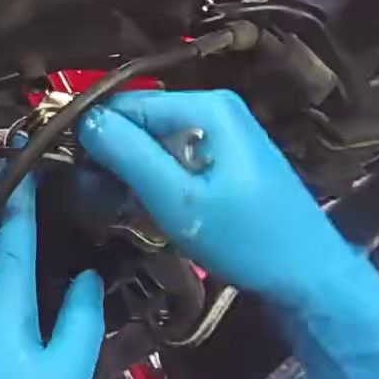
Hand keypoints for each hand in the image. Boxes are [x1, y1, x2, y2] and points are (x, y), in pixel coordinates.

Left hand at [0, 173, 103, 378]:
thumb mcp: (62, 378)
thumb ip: (80, 319)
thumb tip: (85, 277)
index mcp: (0, 286)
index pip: (12, 215)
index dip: (24, 177)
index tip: (34, 142)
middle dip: (18, 194)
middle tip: (54, 176)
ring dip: (8, 226)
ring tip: (46, 214)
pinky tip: (23, 268)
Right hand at [77, 90, 378, 378]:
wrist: (307, 275)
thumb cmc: (248, 239)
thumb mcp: (178, 200)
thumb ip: (128, 155)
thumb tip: (82, 120)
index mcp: (205, 107)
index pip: (125, 103)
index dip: (93, 133)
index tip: (70, 167)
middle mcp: (212, 109)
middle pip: (137, 120)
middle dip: (111, 154)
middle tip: (95, 194)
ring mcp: (218, 132)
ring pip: (150, 141)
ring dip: (128, 171)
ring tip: (119, 204)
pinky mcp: (219, 156)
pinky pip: (169, 156)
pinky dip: (150, 178)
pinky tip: (146, 205)